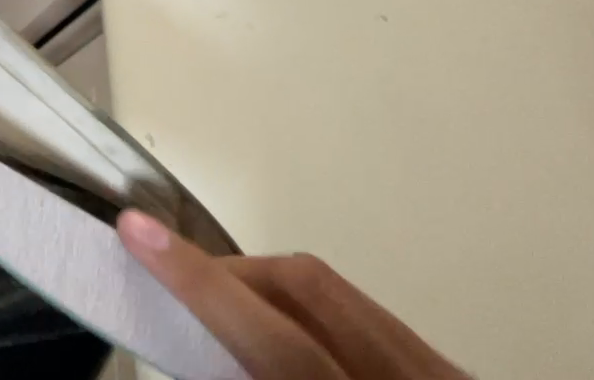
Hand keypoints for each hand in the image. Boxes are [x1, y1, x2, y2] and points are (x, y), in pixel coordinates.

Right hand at [117, 211, 469, 378]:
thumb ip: (239, 378)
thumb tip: (188, 340)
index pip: (279, 346)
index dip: (201, 284)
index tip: (134, 228)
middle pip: (309, 291)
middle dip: (229, 273)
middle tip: (178, 284)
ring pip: (336, 290)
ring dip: (265, 286)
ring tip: (230, 313)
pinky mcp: (459, 377)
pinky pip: (366, 314)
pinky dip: (308, 311)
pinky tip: (292, 341)